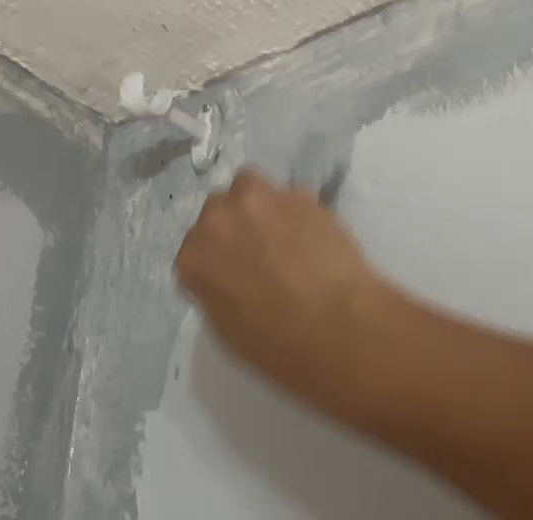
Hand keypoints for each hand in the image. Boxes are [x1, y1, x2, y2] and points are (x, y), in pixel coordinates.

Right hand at [175, 170, 394, 407]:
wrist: (340, 326)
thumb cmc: (279, 346)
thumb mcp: (226, 329)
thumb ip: (214, 290)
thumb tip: (225, 276)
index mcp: (194, 258)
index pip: (193, 251)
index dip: (212, 264)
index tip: (230, 278)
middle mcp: (219, 219)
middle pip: (216, 211)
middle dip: (231, 228)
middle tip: (254, 254)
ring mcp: (259, 200)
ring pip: (247, 187)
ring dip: (255, 205)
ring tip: (278, 232)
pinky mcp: (299, 193)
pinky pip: (288, 196)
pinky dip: (293, 211)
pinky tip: (310, 236)